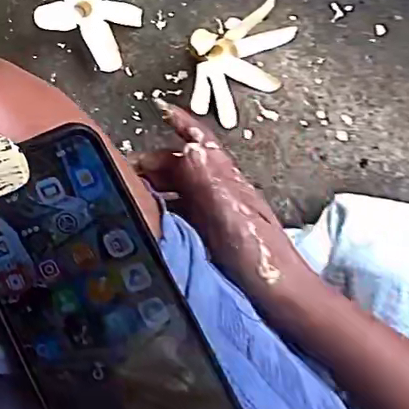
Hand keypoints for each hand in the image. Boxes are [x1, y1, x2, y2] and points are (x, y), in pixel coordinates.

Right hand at [134, 101, 327, 315]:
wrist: (282, 299)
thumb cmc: (261, 257)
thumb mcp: (232, 216)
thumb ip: (211, 181)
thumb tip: (190, 148)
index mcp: (227, 181)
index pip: (203, 143)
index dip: (183, 124)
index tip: (160, 109)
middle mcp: (220, 191)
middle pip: (183, 164)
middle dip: (155, 160)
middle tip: (126, 169)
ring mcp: (214, 211)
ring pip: (178, 186)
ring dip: (154, 182)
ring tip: (130, 191)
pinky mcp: (208, 231)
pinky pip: (178, 209)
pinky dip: (159, 205)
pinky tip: (147, 215)